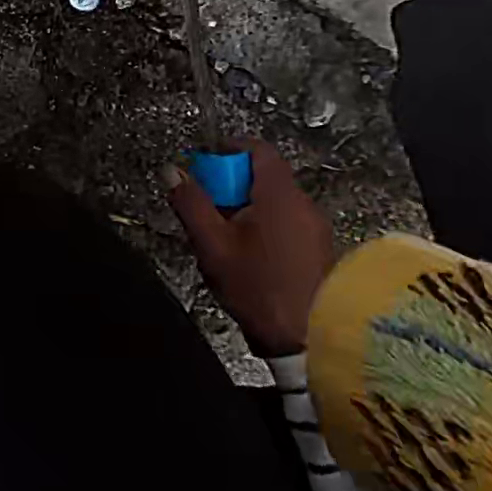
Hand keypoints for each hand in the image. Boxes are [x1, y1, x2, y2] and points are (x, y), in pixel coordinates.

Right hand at [162, 138, 334, 355]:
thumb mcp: (212, 244)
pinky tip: (248, 257)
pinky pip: (286, 222)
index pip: (256, 149)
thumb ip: (190, 203)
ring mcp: (315, 227)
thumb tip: (171, 170)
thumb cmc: (258, 286)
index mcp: (279, 194)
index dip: (226, 149)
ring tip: (222, 239)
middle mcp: (303, 203)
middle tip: (205, 210)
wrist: (312, 341)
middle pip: (262, 176)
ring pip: (273, 202)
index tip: (201, 165)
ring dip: (245, 208)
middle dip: (229, 185)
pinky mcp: (320, 250)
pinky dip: (263, 226)